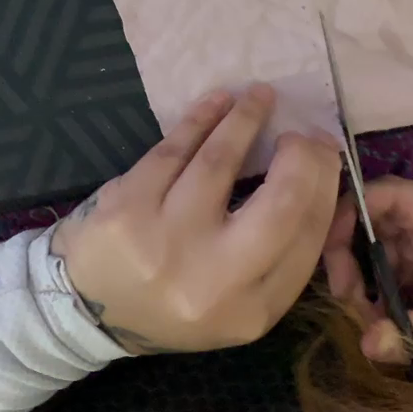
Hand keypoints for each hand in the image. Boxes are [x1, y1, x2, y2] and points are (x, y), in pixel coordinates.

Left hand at [50, 84, 342, 354]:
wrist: (87, 315)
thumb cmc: (175, 299)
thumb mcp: (235, 301)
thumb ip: (277, 252)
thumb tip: (318, 178)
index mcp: (250, 311)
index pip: (308, 235)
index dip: (325, 184)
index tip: (325, 152)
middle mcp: (214, 281)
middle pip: (281, 203)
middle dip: (301, 156)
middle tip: (302, 132)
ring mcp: (167, 243)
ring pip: (221, 161)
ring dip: (246, 119)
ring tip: (259, 97)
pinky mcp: (128, 209)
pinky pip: (175, 148)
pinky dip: (202, 117)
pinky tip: (218, 101)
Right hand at [323, 177, 412, 384]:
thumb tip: (366, 342)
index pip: (391, 193)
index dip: (352, 210)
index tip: (326, 246)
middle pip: (376, 216)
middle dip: (350, 251)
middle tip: (342, 295)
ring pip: (375, 244)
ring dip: (359, 275)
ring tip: (357, 314)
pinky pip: (385, 267)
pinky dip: (372, 290)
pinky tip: (372, 318)